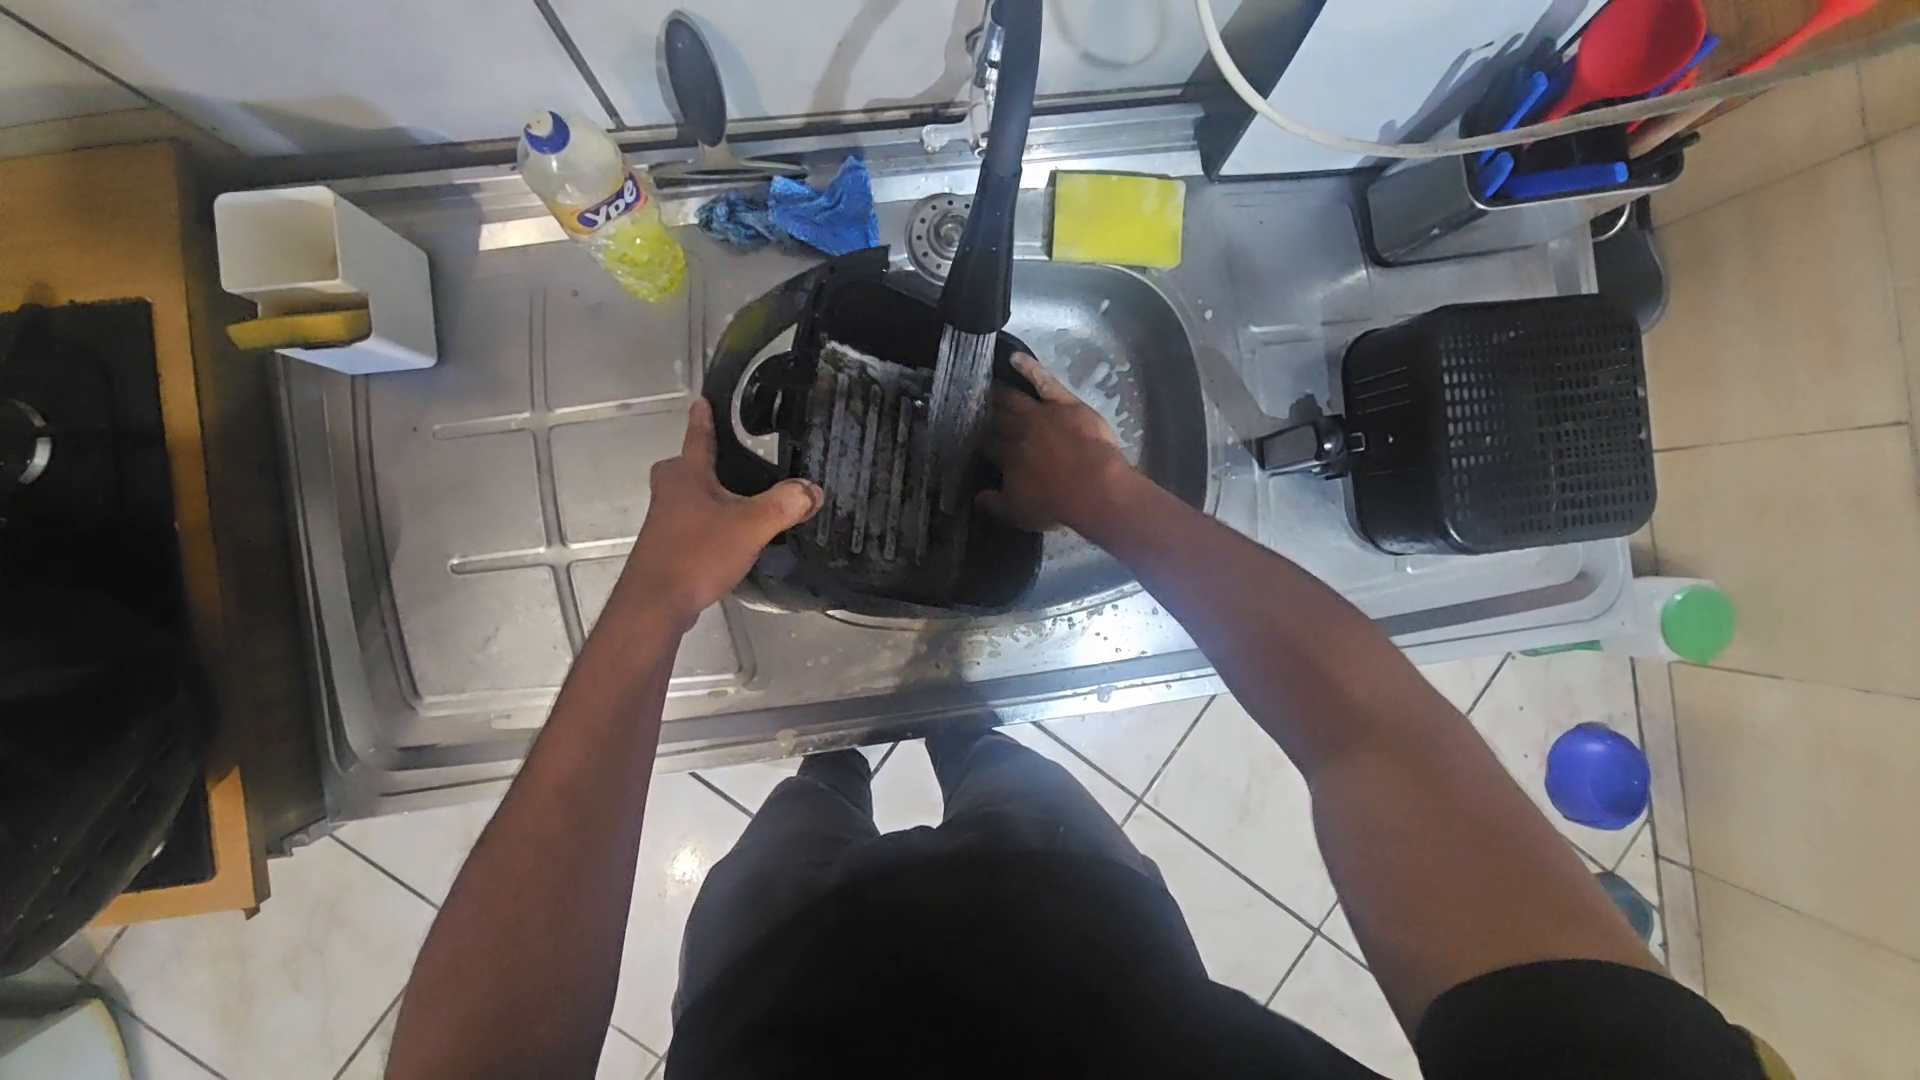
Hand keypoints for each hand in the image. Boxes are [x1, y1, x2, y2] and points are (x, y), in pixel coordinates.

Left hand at [613, 398, 820, 628]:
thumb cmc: (698, 553)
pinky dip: (711, 522)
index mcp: (686, 474)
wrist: (656, 603)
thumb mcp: (752, 525)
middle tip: (740, 461)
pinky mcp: (666, 546)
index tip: (703, 399)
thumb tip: (813, 490)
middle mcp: (669, 490)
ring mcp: (664, 519)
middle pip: (690, 465)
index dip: (704, 416)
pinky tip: (732, 537)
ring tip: (747, 500)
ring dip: (713, 495)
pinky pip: (693, 522)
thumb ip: (786, 504)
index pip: (698, 435)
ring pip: (691, 496)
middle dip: (710, 461)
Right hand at [978, 353, 1134, 532]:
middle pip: (997, 419)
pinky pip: (1043, 380)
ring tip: (984, 383)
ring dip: (999, 390)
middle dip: (984, 412)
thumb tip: (975, 497)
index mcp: (1007, 457)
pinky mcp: (1063, 402)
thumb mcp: (1018, 513)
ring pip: (1013, 398)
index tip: (967, 434)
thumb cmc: (1056, 503)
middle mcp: (1018, 431)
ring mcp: (1040, 414)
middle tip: (971, 403)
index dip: (977, 439)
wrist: (1093, 487)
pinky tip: (1014, 357)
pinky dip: (1028, 367)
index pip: (987, 444)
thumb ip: (994, 503)